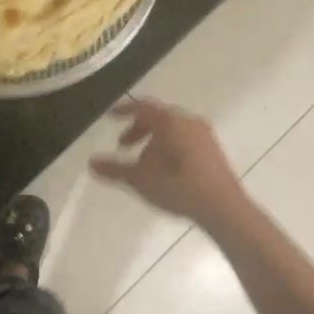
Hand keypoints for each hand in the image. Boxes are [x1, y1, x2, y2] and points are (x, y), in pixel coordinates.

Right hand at [90, 99, 247, 226]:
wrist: (222, 206)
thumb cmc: (177, 186)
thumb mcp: (139, 178)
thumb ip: (114, 169)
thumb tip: (91, 162)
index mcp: (170, 121)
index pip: (143, 107)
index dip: (124, 110)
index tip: (111, 116)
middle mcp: (189, 122)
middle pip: (159, 118)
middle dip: (139, 129)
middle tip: (124, 145)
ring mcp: (205, 136)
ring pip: (173, 130)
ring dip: (155, 141)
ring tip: (144, 162)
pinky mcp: (213, 151)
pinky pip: (186, 140)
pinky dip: (170, 147)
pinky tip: (166, 169)